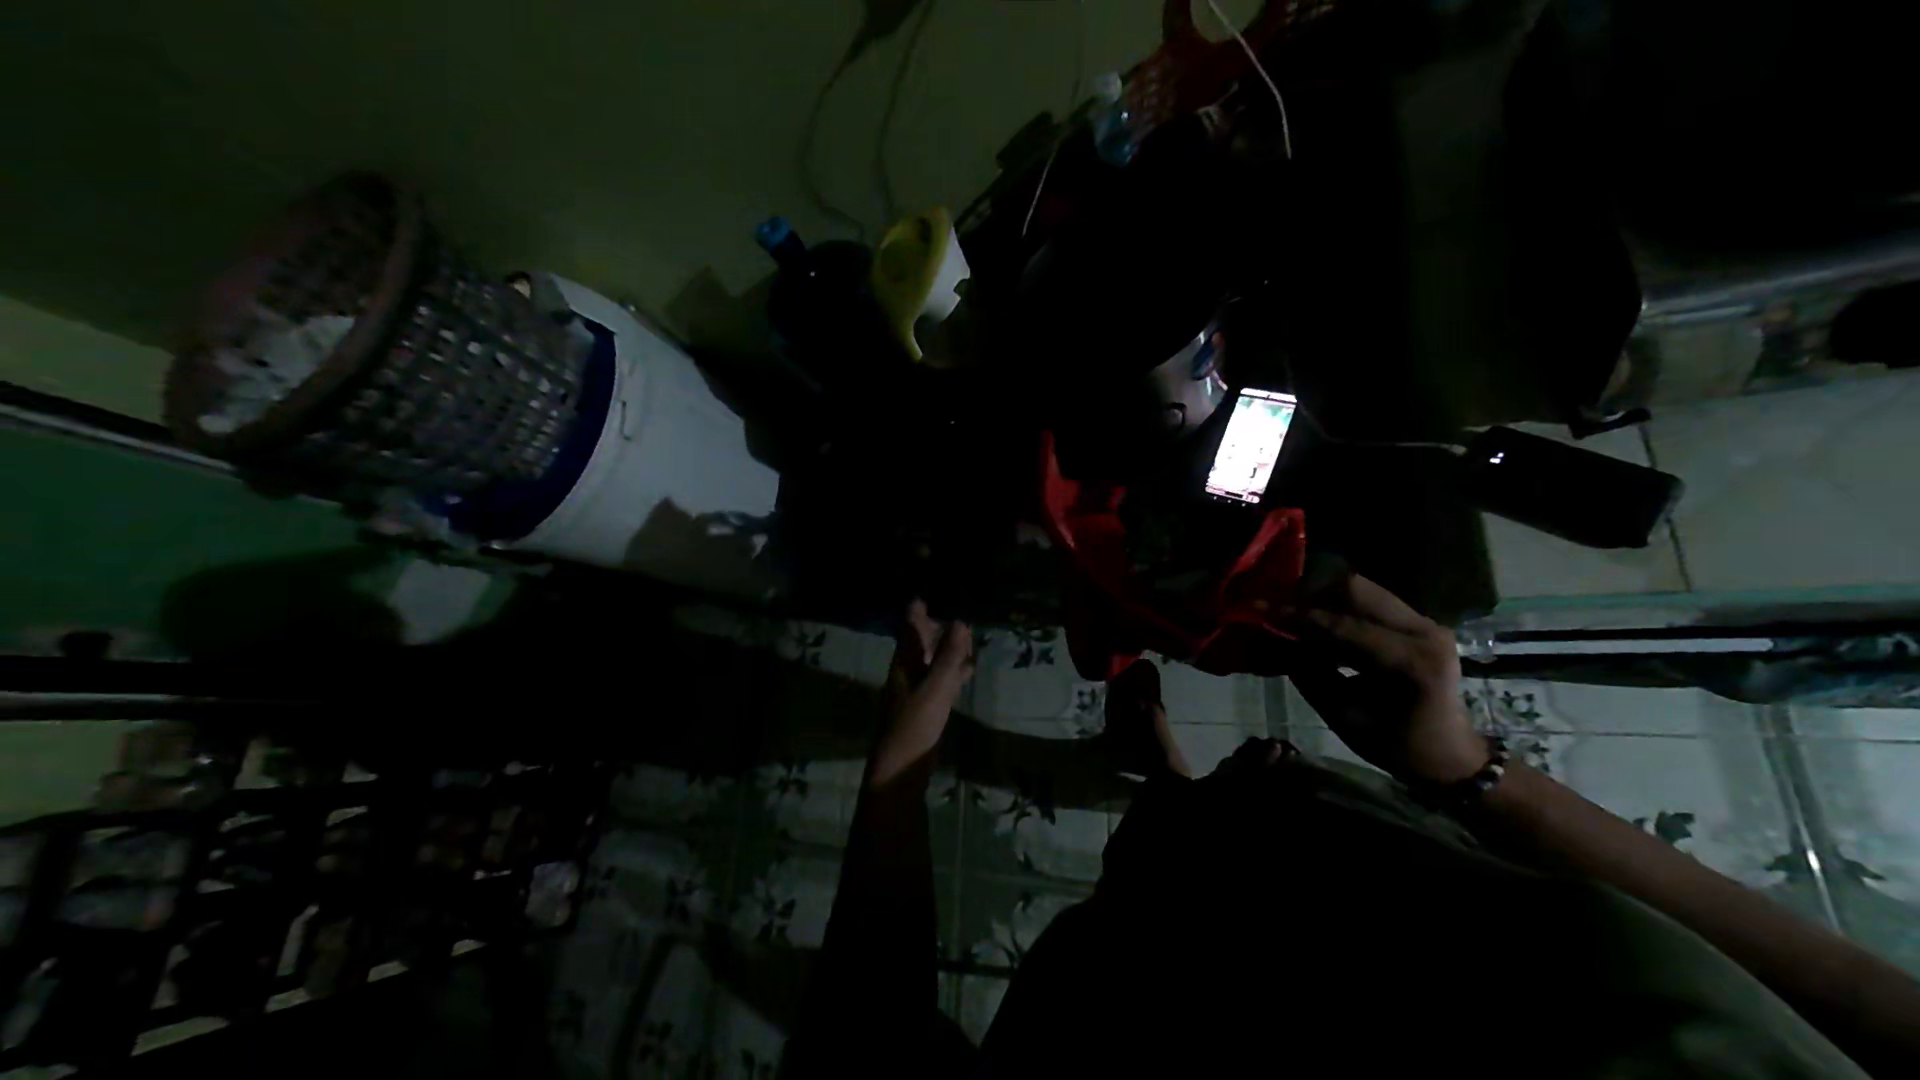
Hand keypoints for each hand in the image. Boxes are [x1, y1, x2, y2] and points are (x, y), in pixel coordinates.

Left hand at [868, 600, 973, 787]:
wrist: (901, 766)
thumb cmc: (914, 723)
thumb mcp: (936, 687)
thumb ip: (949, 656)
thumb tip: (961, 621)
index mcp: (904, 663)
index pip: (909, 629)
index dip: (917, 611)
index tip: (925, 593)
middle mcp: (907, 672)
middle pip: (920, 643)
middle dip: (934, 628)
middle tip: (955, 612)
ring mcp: (916, 690)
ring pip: (931, 662)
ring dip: (945, 649)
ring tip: (965, 635)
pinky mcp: (926, 707)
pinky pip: (940, 680)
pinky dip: (953, 671)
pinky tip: (967, 670)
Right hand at [1286, 574, 1487, 785]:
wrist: (1451, 756)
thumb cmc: (1397, 746)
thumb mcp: (1344, 716)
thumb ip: (1308, 674)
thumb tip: (1271, 640)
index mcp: (1410, 662)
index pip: (1341, 626)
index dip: (1294, 615)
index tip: (1255, 609)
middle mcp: (1424, 631)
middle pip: (1354, 589)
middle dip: (1307, 593)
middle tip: (1273, 606)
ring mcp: (1425, 623)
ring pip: (1361, 589)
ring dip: (1320, 596)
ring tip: (1290, 611)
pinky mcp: (1418, 622)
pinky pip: (1370, 601)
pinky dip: (1337, 605)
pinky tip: (1316, 621)